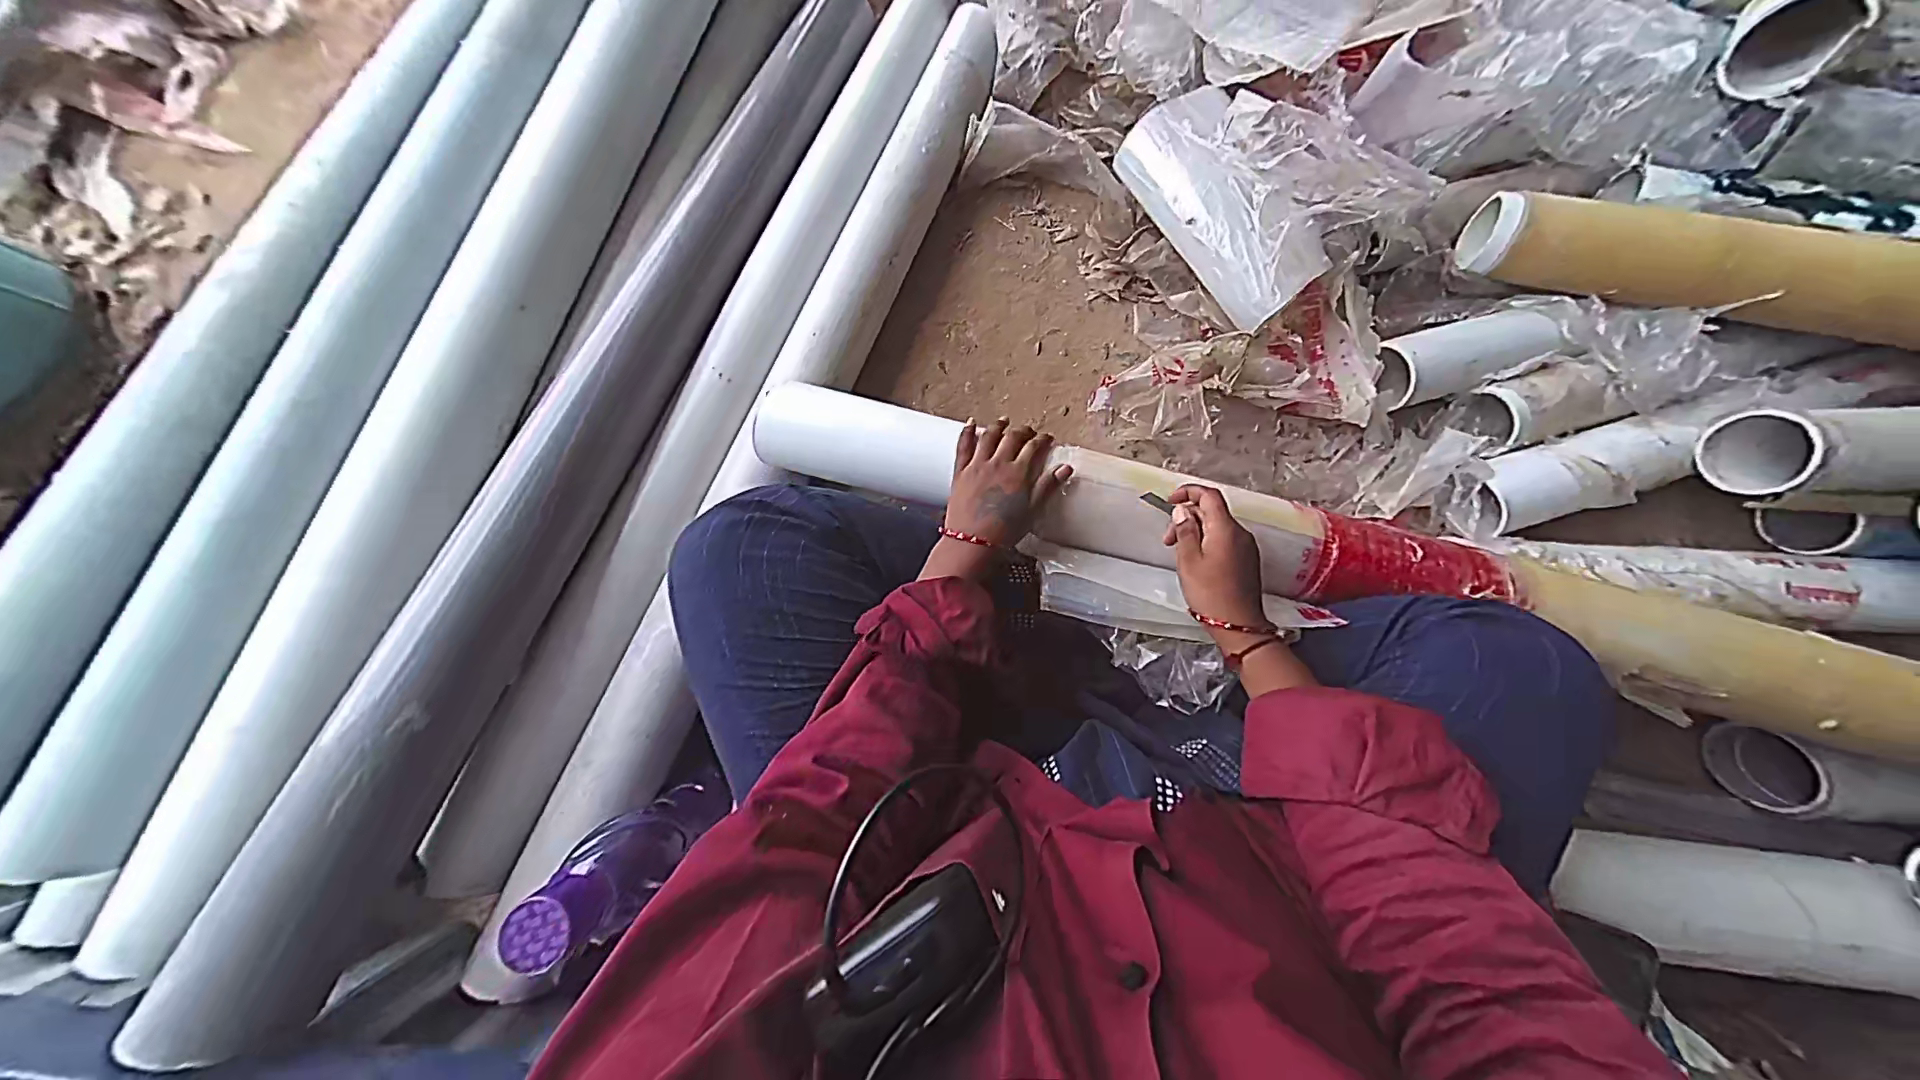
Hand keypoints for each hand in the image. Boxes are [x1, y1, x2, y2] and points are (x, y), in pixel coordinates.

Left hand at [920, 418, 1072, 582]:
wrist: (972, 542)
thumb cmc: (1004, 531)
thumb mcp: (1032, 510)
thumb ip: (1048, 486)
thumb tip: (1066, 468)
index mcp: (1018, 473)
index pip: (1034, 447)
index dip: (1042, 440)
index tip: (1047, 439)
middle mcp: (998, 464)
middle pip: (1013, 437)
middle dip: (1024, 431)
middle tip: (1029, 431)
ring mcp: (977, 466)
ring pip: (989, 436)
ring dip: (998, 426)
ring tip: (1004, 421)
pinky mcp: (961, 472)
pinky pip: (963, 446)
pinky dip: (968, 432)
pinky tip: (971, 423)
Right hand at [1162, 485, 1266, 633]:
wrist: (1238, 624)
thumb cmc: (1211, 594)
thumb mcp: (1188, 560)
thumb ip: (1184, 530)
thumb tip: (1182, 510)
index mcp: (1225, 529)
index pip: (1209, 495)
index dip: (1188, 492)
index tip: (1171, 500)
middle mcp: (1240, 533)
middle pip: (1211, 511)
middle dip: (1187, 517)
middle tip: (1168, 539)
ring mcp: (1245, 546)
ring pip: (1217, 526)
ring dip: (1195, 531)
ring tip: (1179, 552)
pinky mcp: (1246, 558)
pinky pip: (1224, 539)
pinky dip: (1207, 541)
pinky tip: (1195, 559)